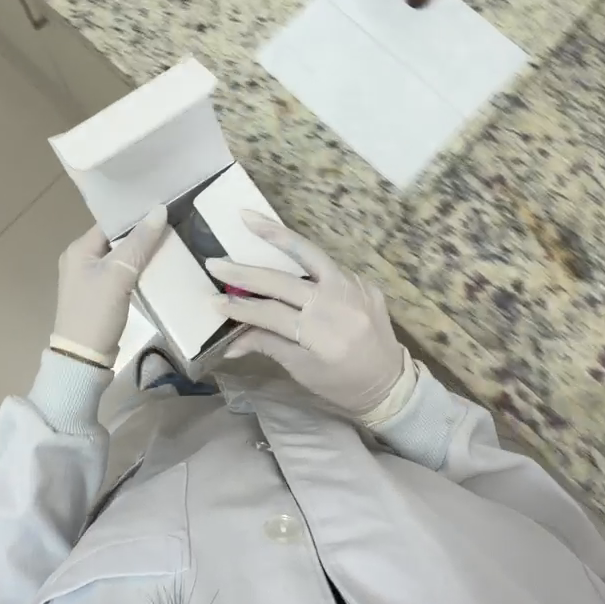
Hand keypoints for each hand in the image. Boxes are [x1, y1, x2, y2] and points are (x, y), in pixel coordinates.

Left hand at [50, 206, 169, 364]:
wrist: (84, 358)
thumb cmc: (96, 311)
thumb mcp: (119, 274)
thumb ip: (139, 243)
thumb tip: (159, 210)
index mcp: (79, 249)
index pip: (110, 222)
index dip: (135, 215)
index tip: (163, 208)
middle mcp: (80, 259)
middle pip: (116, 238)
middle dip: (142, 233)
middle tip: (172, 224)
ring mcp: (89, 278)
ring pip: (120, 256)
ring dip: (141, 252)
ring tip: (170, 241)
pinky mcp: (100, 294)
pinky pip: (120, 273)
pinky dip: (137, 269)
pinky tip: (157, 267)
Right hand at [206, 211, 410, 419]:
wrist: (391, 384)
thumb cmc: (342, 385)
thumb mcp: (302, 369)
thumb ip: (267, 344)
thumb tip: (228, 342)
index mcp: (322, 336)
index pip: (272, 314)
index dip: (240, 308)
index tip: (212, 301)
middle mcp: (339, 307)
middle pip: (283, 282)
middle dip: (244, 272)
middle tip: (214, 262)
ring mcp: (354, 289)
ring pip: (309, 254)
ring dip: (276, 235)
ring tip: (249, 218)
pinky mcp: (363, 281)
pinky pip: (326, 263)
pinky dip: (301, 254)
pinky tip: (278, 242)